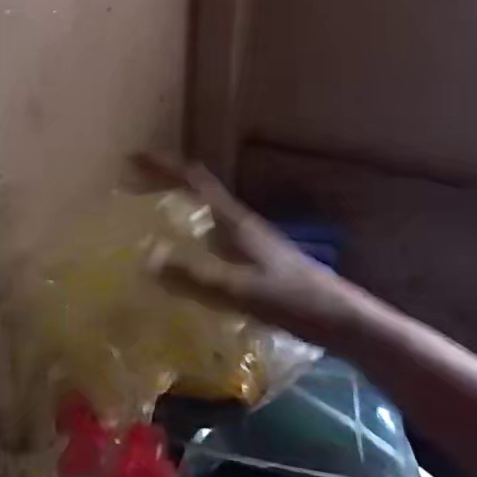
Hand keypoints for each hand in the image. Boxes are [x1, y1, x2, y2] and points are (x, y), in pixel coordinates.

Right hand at [134, 154, 373, 348]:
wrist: (341, 319)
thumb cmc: (294, 300)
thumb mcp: (241, 291)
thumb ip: (197, 276)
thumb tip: (147, 256)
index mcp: (238, 223)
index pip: (197, 182)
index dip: (167, 166)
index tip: (136, 157)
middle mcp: (243, 225)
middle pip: (202, 191)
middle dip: (169, 182)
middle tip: (135, 185)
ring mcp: (252, 243)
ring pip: (210, 213)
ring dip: (182, 205)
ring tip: (152, 215)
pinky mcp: (258, 262)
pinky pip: (216, 237)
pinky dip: (194, 234)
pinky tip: (188, 257)